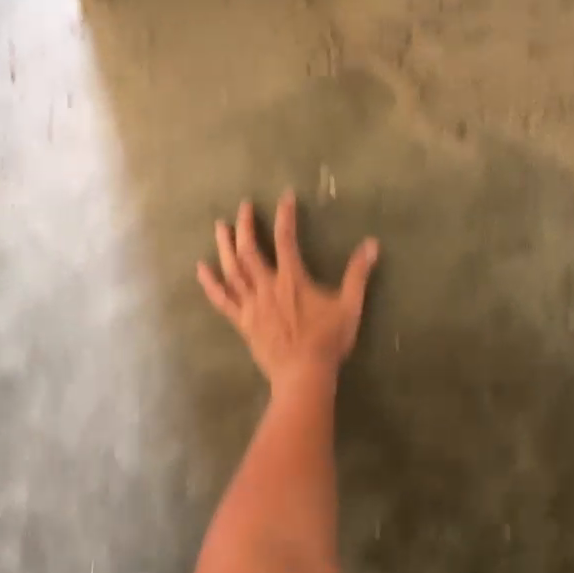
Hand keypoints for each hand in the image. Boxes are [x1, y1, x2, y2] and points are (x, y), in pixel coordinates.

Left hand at [197, 193, 379, 385]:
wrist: (303, 375)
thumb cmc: (327, 341)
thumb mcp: (350, 306)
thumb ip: (358, 274)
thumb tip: (372, 244)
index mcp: (292, 279)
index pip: (286, 239)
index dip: (285, 216)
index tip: (285, 197)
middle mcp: (267, 286)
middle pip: (250, 249)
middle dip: (245, 225)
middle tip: (244, 206)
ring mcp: (251, 304)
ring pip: (232, 269)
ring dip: (224, 246)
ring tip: (219, 226)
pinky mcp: (243, 322)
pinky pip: (222, 300)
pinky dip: (211, 283)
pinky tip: (201, 269)